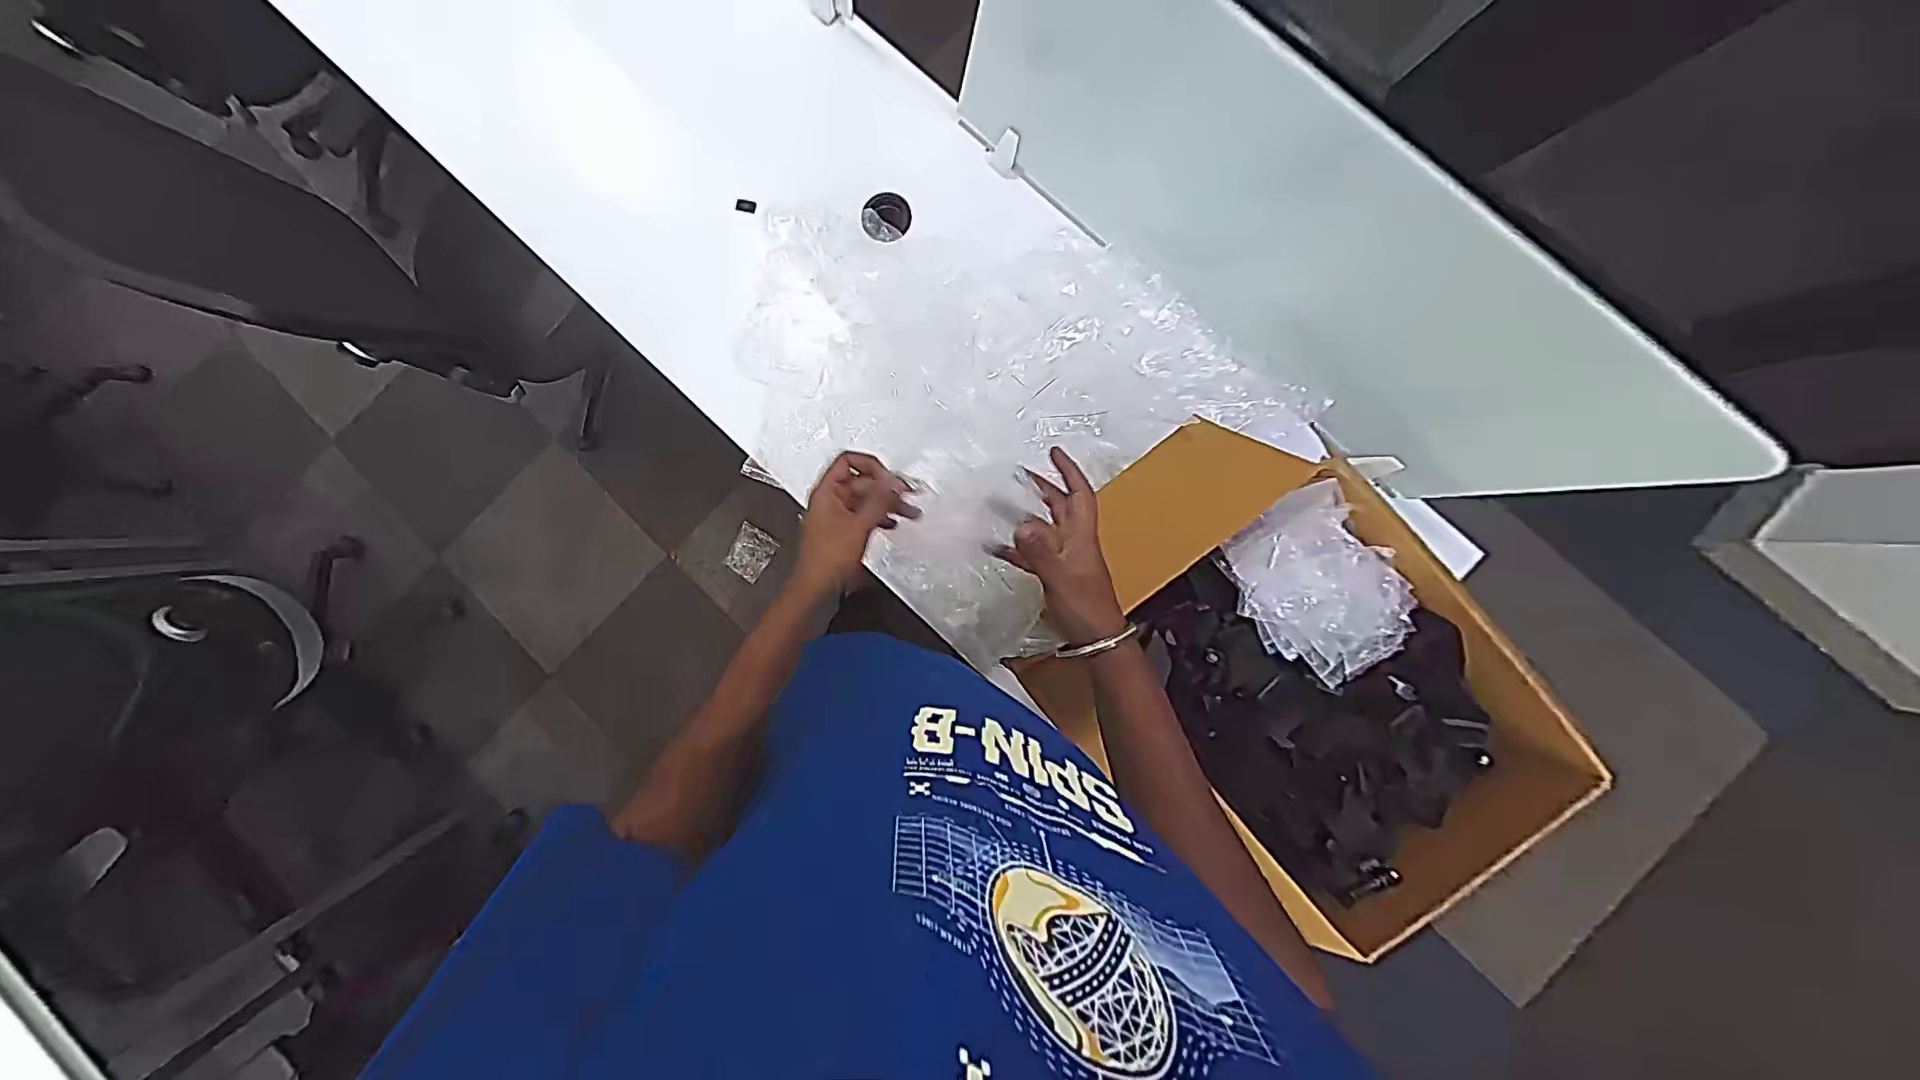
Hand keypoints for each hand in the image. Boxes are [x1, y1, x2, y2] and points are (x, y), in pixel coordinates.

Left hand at [794, 451, 918, 596]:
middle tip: (906, 494)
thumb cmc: (824, 560)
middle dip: (886, 488)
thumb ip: (878, 501)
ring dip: (887, 503)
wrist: (816, 585)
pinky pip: (865, 514)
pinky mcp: (844, 528)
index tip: (889, 478)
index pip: (849, 461)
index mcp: (827, 492)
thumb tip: (892, 482)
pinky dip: (880, 516)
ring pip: (867, 499)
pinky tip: (891, 522)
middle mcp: (831, 500)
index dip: (872, 465)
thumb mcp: (858, 526)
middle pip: (863, 482)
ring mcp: (837, 514)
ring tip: (907, 510)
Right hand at [995, 447, 1127, 644]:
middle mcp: (1074, 542)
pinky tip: (1000, 548)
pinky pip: (1034, 553)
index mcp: (1081, 536)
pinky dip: (1018, 548)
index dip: (1068, 471)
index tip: (1055, 453)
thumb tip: (1021, 526)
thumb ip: (1039, 551)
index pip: (1078, 495)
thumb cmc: (1086, 607)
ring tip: (1006, 504)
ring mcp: (1065, 558)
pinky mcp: (1056, 574)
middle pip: (1059, 507)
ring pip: (1045, 528)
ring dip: (1028, 515)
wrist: (1096, 638)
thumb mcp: (1061, 576)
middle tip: (1022, 475)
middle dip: (1043, 488)